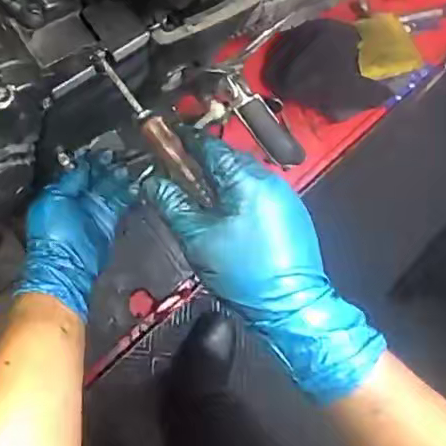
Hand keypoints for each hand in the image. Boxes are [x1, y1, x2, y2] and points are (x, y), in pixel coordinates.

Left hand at [16, 151, 135, 317]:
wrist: (66, 268)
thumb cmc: (52, 236)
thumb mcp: (53, 199)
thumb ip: (69, 180)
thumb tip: (81, 164)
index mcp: (61, 192)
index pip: (79, 169)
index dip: (91, 159)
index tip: (102, 150)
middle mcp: (79, 200)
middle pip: (97, 177)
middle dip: (108, 166)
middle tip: (118, 156)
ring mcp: (95, 211)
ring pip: (111, 188)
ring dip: (120, 178)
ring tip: (128, 169)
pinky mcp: (109, 223)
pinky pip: (121, 203)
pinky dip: (129, 194)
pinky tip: (134, 185)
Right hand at [143, 133, 383, 402]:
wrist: (293, 307)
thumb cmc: (247, 276)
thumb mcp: (197, 239)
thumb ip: (172, 204)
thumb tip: (153, 181)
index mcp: (247, 179)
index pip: (209, 146)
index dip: (184, 141)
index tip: (167, 138)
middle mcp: (269, 180)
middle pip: (226, 159)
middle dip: (199, 163)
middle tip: (175, 171)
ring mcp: (283, 195)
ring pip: (241, 176)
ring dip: (218, 180)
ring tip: (196, 196)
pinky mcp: (289, 212)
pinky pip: (256, 192)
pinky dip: (236, 194)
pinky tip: (223, 214)